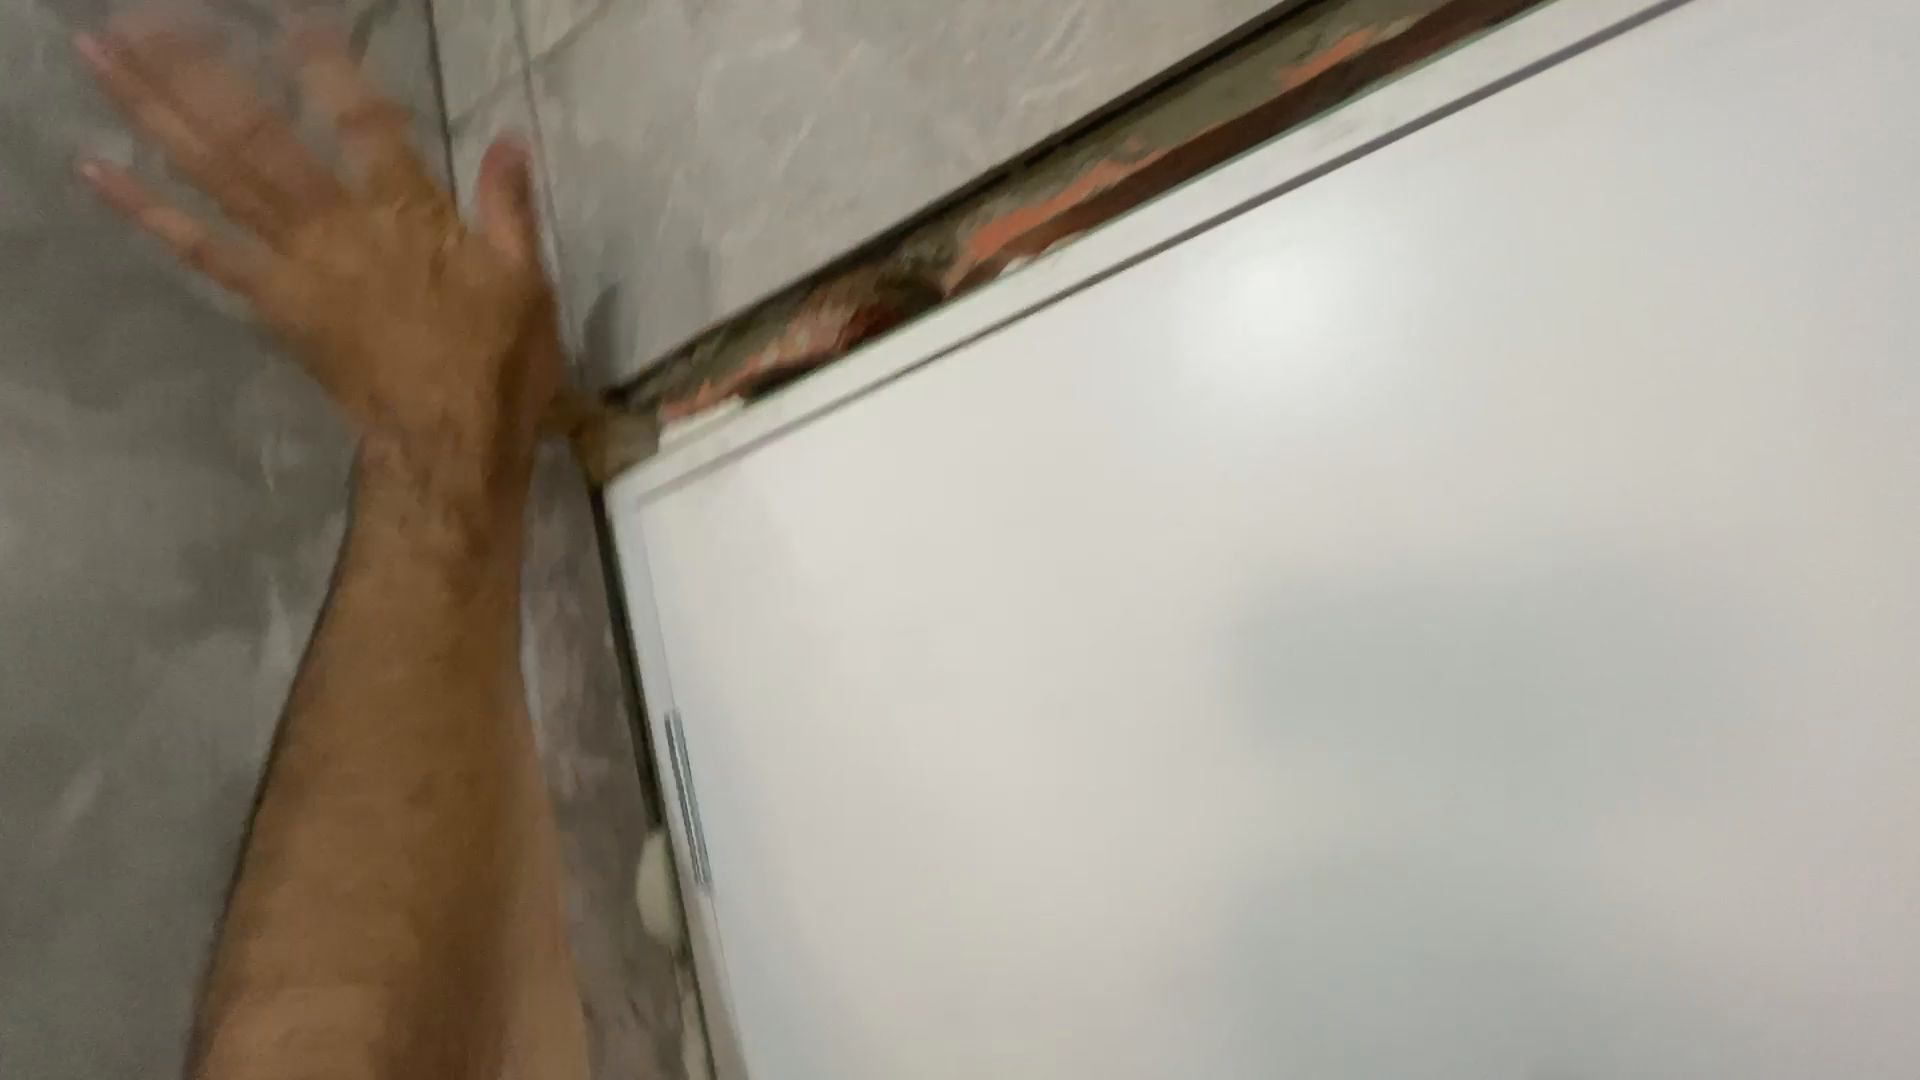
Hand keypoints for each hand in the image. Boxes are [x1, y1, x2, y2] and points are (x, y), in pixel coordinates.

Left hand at [75, 19, 562, 504]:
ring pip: (219, 176)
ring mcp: (300, 262)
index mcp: (412, 217)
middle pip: (263, 136)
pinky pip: (204, 250)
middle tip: (142, 10)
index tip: (292, 15)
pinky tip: (96, 167)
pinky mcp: (275, 301)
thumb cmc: (500, 361)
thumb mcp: (528, 283)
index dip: (330, 66)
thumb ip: (510, 210)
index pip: (367, 124)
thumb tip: (510, 139)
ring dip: (154, 111)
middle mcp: (343, 224)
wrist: (451, 435)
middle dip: (203, 69)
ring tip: (98, 53)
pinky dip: (148, 211)